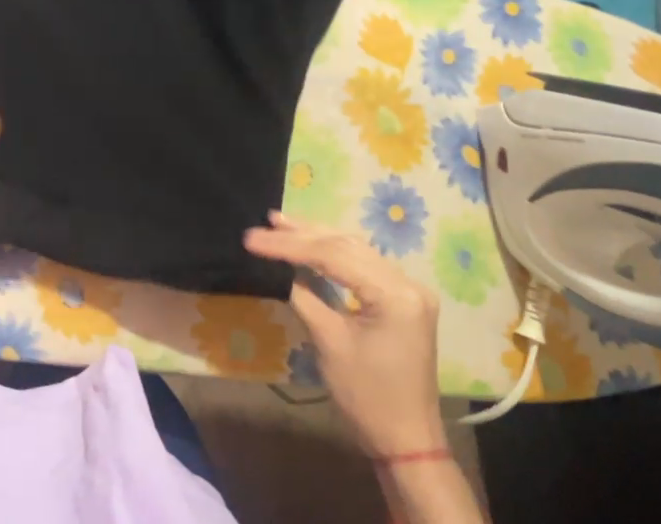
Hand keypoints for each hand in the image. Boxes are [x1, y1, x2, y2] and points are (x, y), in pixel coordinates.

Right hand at [244, 212, 444, 456]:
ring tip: (280, 225)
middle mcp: (408, 284)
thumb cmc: (366, 394)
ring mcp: (409, 291)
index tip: (252, 239)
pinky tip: (309, 245)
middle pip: (348, 246)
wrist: (405, 438)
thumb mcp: (328, 341)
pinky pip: (363, 266)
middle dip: (303, 234)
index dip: (289, 245)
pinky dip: (333, 254)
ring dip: (317, 238)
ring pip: (356, 250)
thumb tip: (278, 267)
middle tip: (264, 223)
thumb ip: (304, 295)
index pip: (334, 256)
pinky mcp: (402, 301)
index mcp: (396, 294)